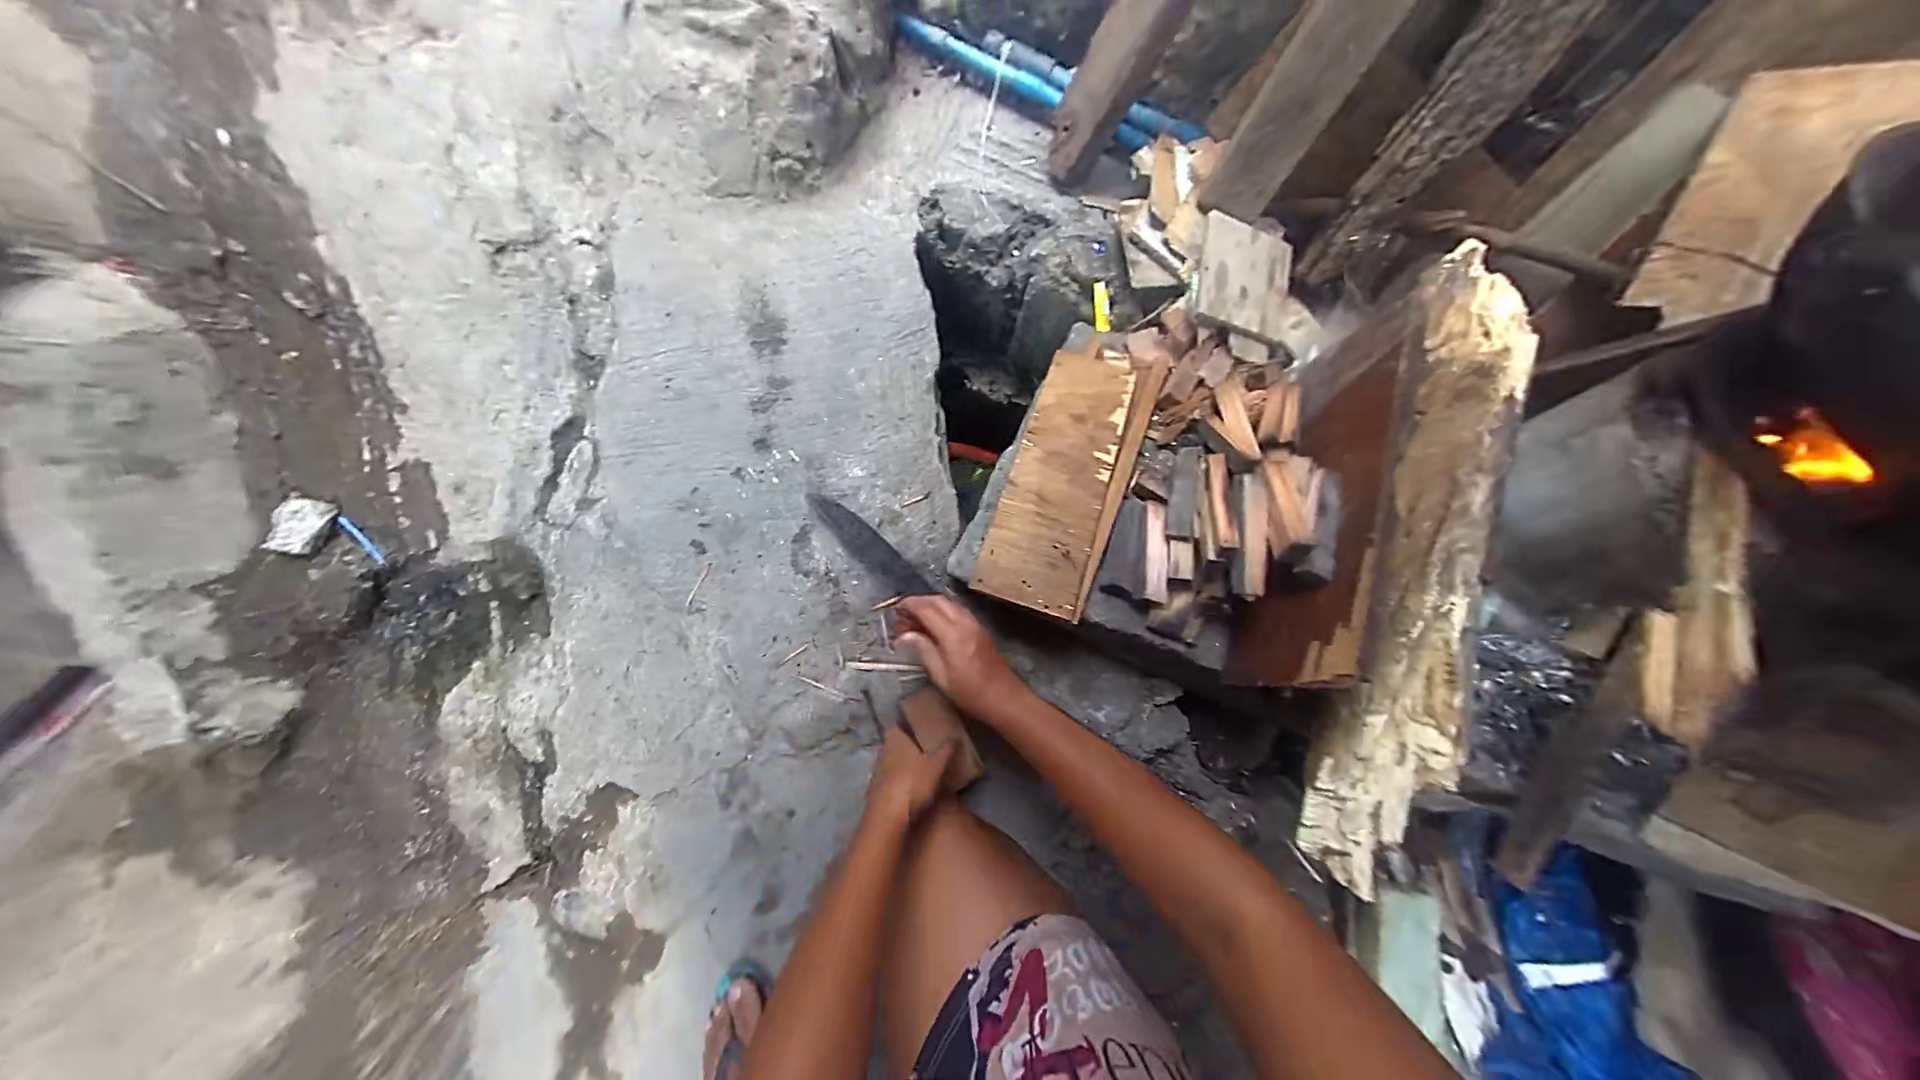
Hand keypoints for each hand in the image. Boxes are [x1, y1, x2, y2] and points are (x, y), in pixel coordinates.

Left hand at [865, 722, 956, 827]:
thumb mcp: (936, 764)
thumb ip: (946, 749)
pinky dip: (902, 780)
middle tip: (928, 747)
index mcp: (895, 738)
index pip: (899, 724)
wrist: (888, 815)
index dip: (908, 725)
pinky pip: (892, 779)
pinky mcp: (878, 789)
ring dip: (905, 764)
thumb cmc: (913, 781)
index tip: (922, 727)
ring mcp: (878, 771)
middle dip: (909, 745)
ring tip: (924, 766)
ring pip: (894, 761)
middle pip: (896, 743)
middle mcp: (883, 751)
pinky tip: (913, 786)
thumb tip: (955, 736)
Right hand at [894, 595, 1025, 720]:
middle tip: (903, 614)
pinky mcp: (980, 629)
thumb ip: (923, 650)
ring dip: (931, 605)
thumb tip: (905, 635)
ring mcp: (975, 624)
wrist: (1004, 697)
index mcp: (954, 635)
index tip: (895, 610)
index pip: (927, 609)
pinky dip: (942, 611)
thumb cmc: (970, 693)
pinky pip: (958, 611)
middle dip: (919, 602)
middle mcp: (965, 623)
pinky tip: (934, 625)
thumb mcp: (941, 677)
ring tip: (915, 620)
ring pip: (949, 603)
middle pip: (939, 600)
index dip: (909, 606)